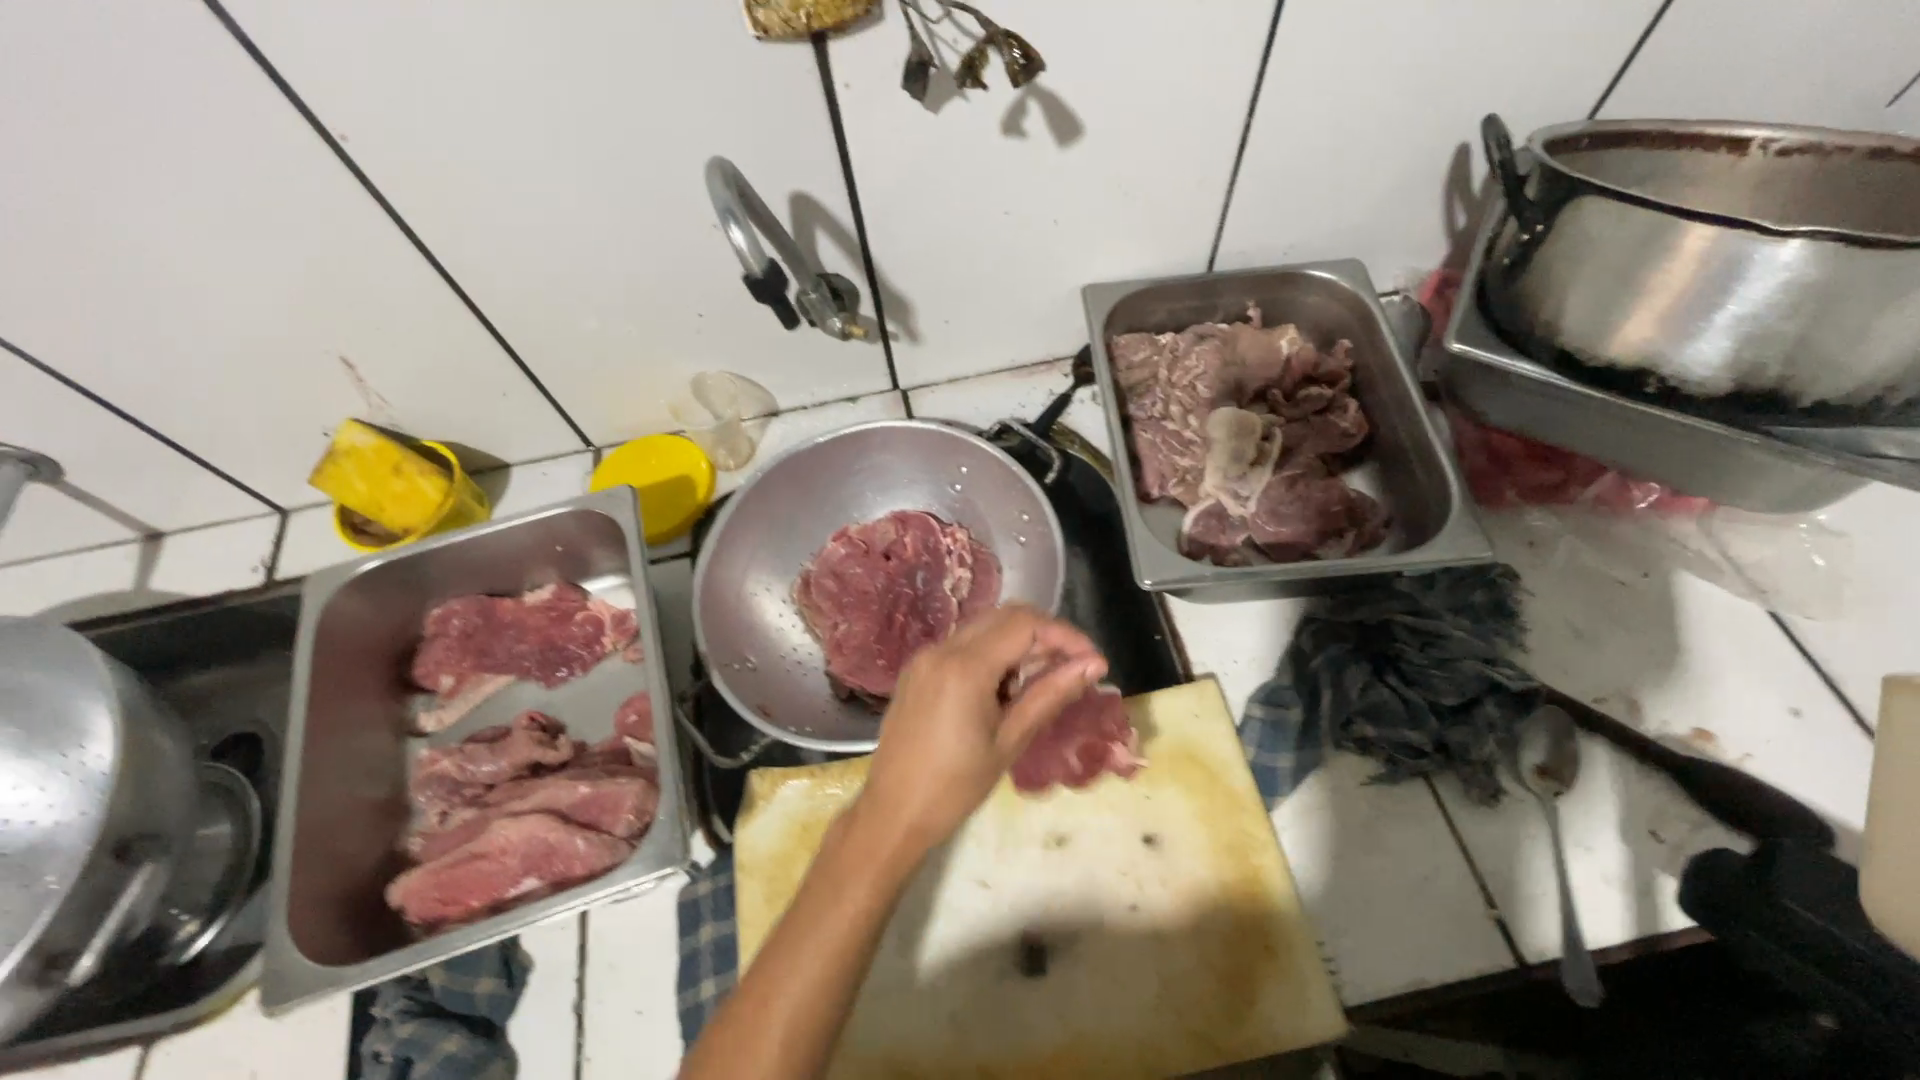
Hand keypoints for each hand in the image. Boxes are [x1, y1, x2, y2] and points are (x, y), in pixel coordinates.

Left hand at [853, 605, 1106, 855]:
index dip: (1066, 636)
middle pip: (1005, 616)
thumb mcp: (1009, 741)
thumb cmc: (955, 786)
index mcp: (964, 666)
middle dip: (1045, 634)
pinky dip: (992, 654)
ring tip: (1043, 683)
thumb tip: (1093, 665)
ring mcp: (925, 657)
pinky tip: (1006, 690)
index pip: (1025, 625)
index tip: (1094, 663)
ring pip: (984, 627)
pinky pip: (963, 645)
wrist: (892, 812)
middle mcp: (941, 649)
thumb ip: (1050, 695)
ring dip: (1019, 643)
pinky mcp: (917, 670)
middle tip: (1074, 668)